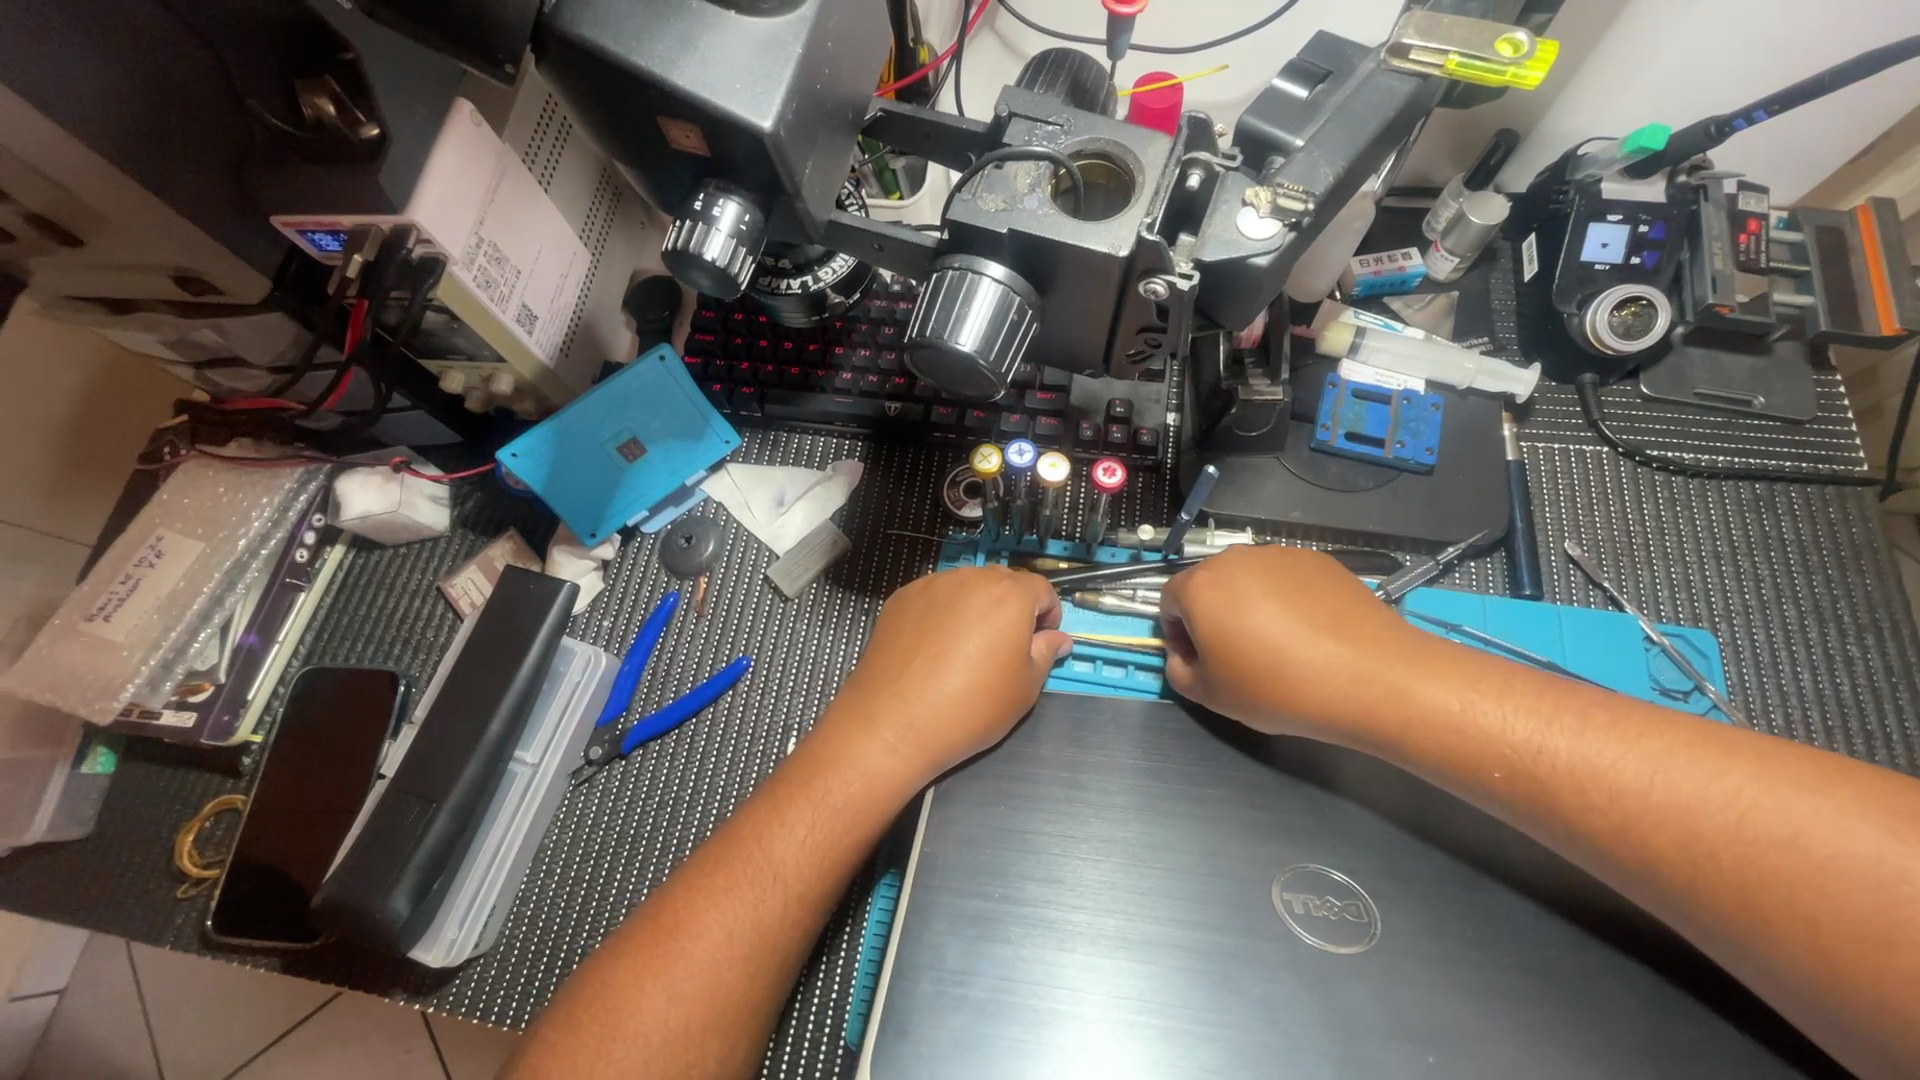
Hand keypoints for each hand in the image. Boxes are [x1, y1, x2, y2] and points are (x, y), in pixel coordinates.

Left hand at [820, 566, 1071, 787]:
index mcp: (1009, 595)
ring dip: (975, 608)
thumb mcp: (1024, 689)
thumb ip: (1045, 654)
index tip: (1042, 640)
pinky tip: (933, 650)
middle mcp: (970, 579)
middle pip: (1002, 582)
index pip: (1041, 588)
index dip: (1049, 613)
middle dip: (1012, 607)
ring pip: (965, 588)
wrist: (893, 723)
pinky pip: (933, 598)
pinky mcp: (900, 599)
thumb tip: (1058, 638)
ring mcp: (931, 586)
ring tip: (966, 649)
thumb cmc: (971, 708)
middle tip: (1006, 647)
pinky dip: (941, 614)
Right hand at [1159, 546, 1436, 741]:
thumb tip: (1182, 654)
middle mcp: (1235, 559)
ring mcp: (1279, 555)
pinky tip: (1309, 634)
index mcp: (1200, 587)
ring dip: (1249, 606)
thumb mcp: (1210, 696)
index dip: (1177, 633)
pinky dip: (1286, 601)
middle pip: (1208, 585)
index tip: (1202, 661)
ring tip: (1279, 645)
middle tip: (1238, 655)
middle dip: (1212, 616)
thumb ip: (1177, 670)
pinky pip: (1285, 579)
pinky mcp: (1318, 560)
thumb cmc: (1278, 688)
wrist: (1370, 676)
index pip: (1168, 601)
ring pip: (1247, 580)